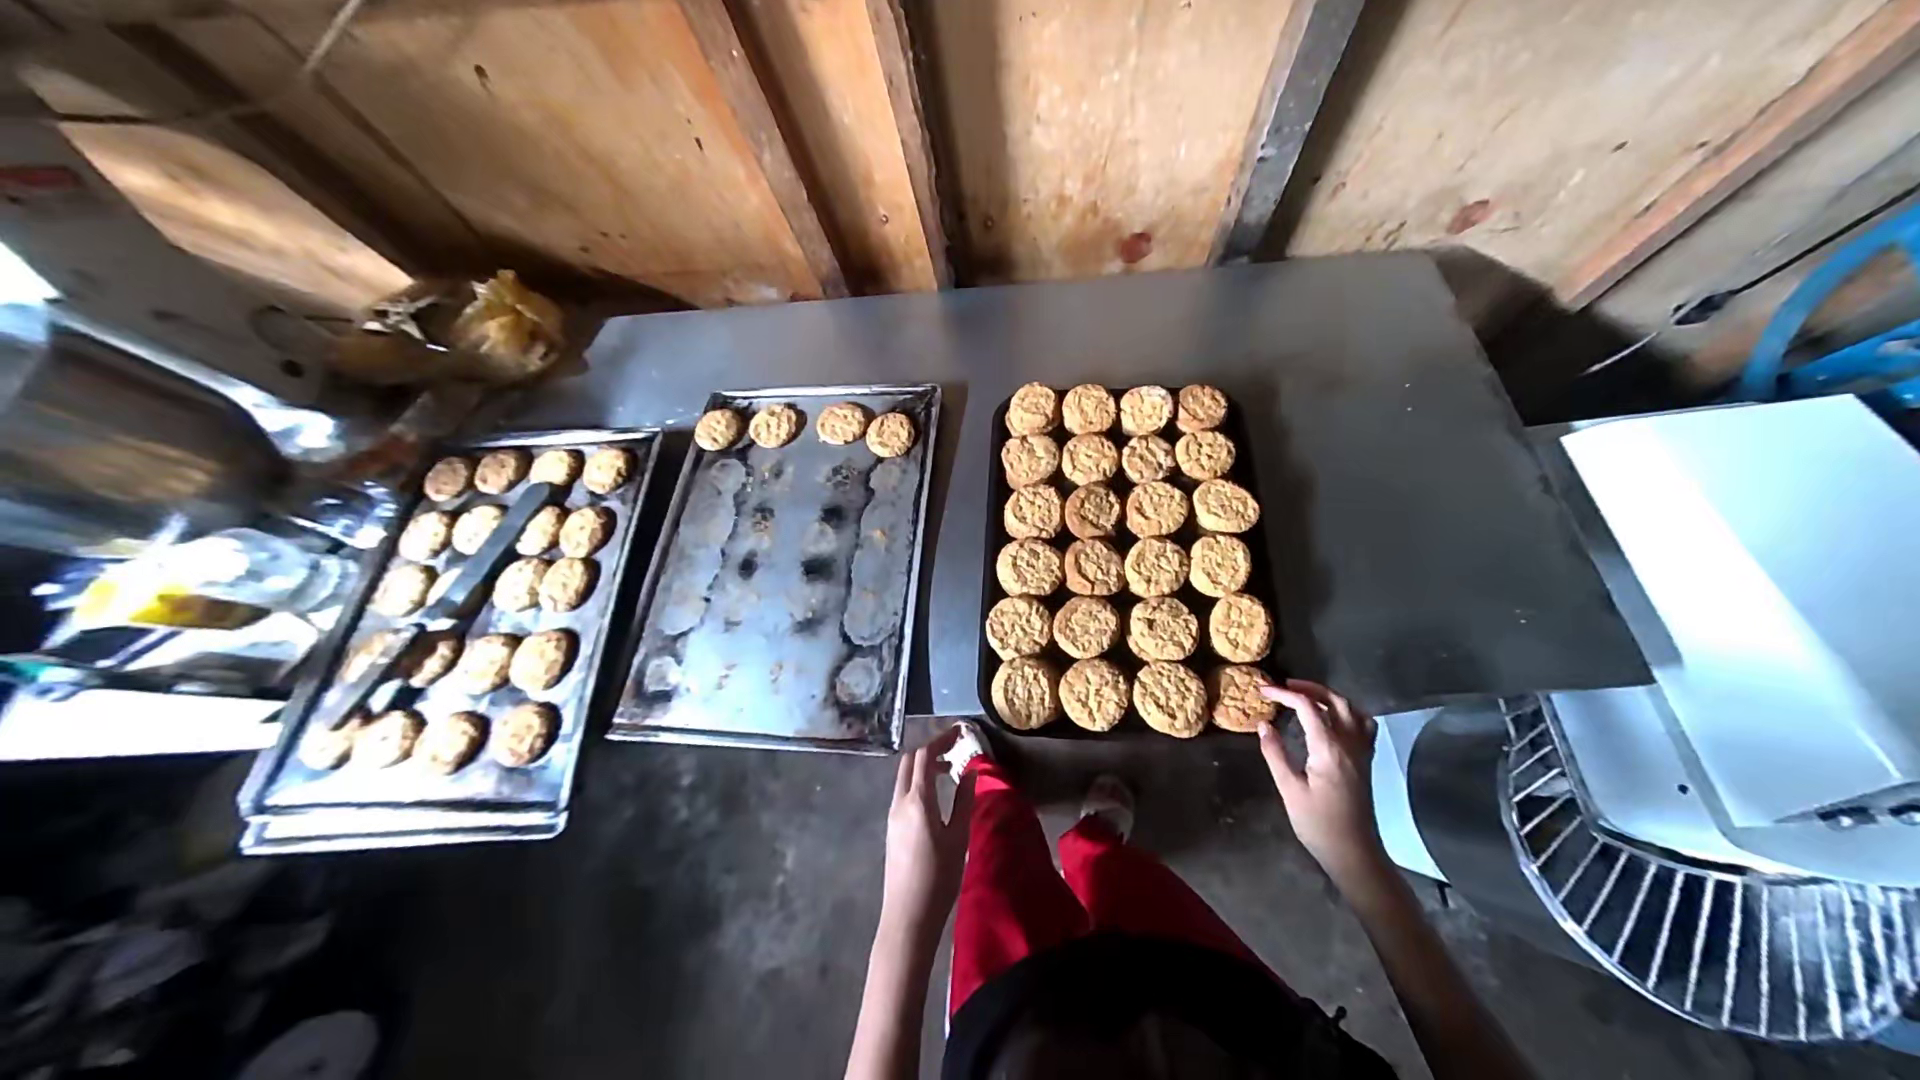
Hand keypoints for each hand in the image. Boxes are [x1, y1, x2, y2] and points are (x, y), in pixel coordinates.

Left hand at [879, 726, 975, 939]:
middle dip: (931, 748)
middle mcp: (900, 802)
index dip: (941, 739)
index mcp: (917, 800)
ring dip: (924, 765)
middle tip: (954, 747)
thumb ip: (963, 801)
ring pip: (905, 776)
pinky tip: (936, 794)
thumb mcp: (958, 838)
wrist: (907, 916)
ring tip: (949, 769)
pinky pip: (903, 792)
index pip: (925, 756)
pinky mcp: (892, 828)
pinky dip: (919, 781)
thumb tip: (969, 772)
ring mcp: (892, 815)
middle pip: (910, 761)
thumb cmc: (938, 878)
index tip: (960, 732)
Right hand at [1257, 680, 1389, 891]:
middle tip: (1283, 687)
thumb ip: (1275, 753)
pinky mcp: (1366, 761)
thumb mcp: (1289, 788)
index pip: (1308, 707)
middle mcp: (1351, 744)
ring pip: (1353, 710)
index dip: (1284, 693)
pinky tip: (1334, 719)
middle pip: (1335, 701)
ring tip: (1306, 697)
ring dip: (1330, 697)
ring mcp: (1362, 752)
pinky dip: (1348, 712)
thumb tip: (1264, 724)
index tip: (1262, 690)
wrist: (1353, 852)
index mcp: (1329, 749)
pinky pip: (1363, 725)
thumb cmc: (1317, 823)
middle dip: (1309, 688)